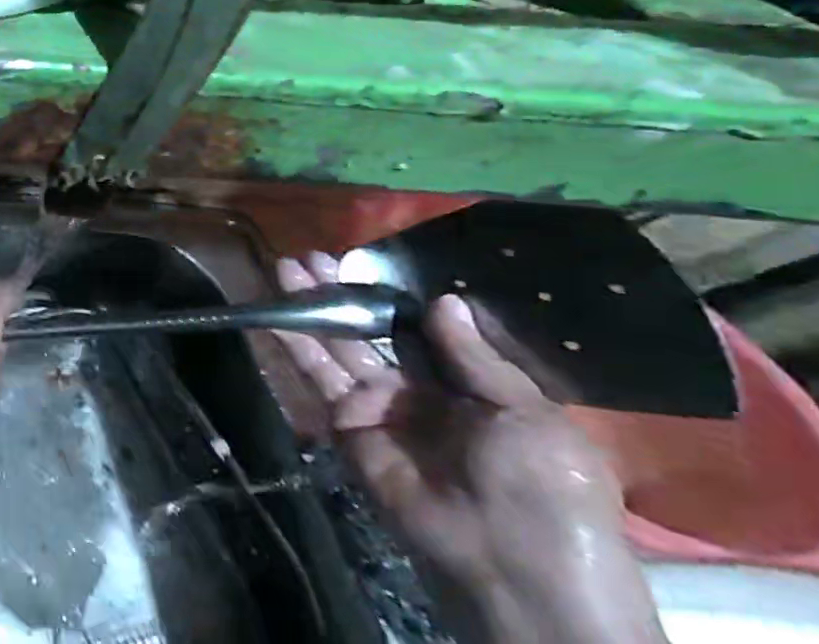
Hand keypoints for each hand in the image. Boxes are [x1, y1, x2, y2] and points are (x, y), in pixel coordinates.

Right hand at [274, 254, 666, 643]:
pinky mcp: (347, 428)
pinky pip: (320, 380)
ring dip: (312, 309)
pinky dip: (296, 346)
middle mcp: (416, 392)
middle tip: (310, 257)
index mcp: (465, 386)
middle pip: (370, 331)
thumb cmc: (540, 480)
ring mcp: (378, 408)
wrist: (512, 560)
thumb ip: (475, 357)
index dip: (389, 294)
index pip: (418, 329)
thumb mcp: (526, 411)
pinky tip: (277, 314)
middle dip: (341, 294)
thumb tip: (442, 300)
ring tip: (286, 269)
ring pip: (338, 347)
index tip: (363, 261)